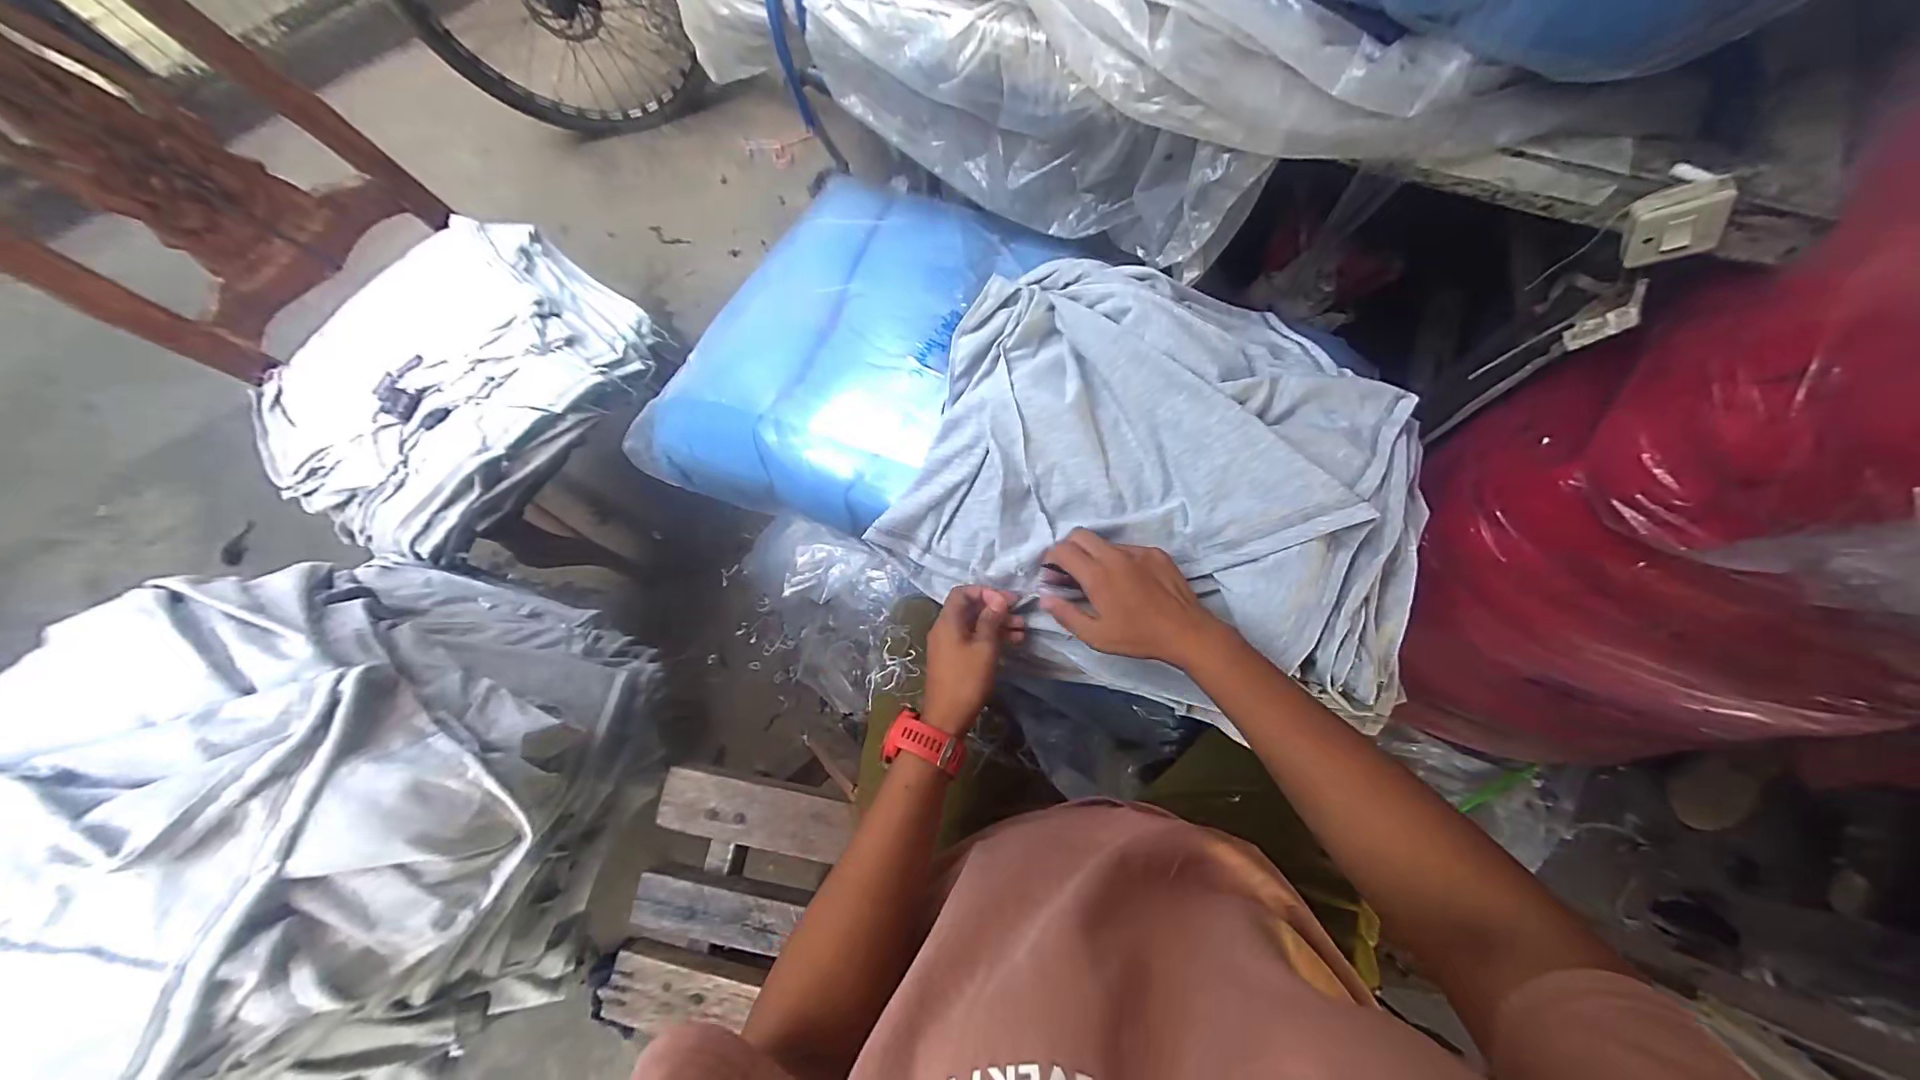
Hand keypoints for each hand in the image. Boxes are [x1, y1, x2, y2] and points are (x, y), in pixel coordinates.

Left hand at [921, 586, 1024, 734]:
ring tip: (1023, 630)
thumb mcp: (984, 647)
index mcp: (947, 622)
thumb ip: (991, 620)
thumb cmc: (967, 680)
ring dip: (998, 624)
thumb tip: (998, 598)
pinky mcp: (955, 657)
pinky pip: (973, 638)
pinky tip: (1013, 642)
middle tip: (1020, 613)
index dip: (985, 591)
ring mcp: (949, 644)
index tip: (1007, 600)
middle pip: (970, 608)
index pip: (962, 592)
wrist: (947, 717)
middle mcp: (945, 628)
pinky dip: (991, 637)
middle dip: (996, 608)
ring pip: (975, 624)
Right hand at [1039, 529, 1232, 668]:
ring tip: (1101, 581)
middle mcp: (1115, 555)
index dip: (1050, 558)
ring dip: (1094, 555)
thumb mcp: (1096, 635)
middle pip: (1080, 535)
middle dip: (1068, 549)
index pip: (1062, 549)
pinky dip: (1119, 560)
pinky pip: (1128, 549)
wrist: (1187, 632)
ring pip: (1104, 542)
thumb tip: (1045, 597)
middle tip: (1069, 571)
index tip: (1051, 574)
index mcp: (1097, 575)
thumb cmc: (1138, 637)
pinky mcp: (1155, 553)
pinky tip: (1128, 582)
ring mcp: (1137, 551)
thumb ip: (1066, 614)